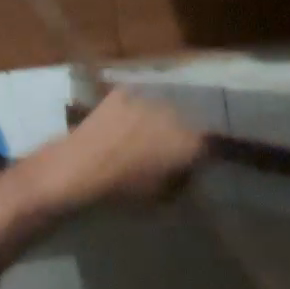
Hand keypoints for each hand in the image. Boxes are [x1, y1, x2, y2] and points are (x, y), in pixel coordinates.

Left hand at [29, 88, 208, 208]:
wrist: (78, 169)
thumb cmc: (122, 191)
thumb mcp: (161, 196)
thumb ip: (181, 181)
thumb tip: (186, 172)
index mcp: (188, 143)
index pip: (211, 145)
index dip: (207, 153)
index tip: (199, 160)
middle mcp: (175, 115)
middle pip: (185, 123)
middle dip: (180, 134)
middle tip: (165, 149)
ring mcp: (147, 99)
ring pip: (161, 109)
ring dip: (156, 120)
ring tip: (141, 134)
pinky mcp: (123, 92)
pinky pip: (135, 101)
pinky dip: (132, 110)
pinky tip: (120, 123)